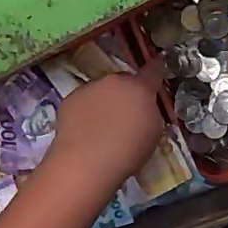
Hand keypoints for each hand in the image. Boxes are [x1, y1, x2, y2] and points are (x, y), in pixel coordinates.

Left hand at [44, 62, 166, 195]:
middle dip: (127, 93)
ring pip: (102, 90)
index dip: (157, 67)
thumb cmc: (129, 152)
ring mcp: (88, 88)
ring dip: (106, 101)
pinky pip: (84, 101)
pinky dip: (87, 111)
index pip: (153, 70)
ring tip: (103, 126)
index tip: (159, 64)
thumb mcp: (154, 132)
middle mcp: (113, 81)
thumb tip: (144, 106)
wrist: (85, 164)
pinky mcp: (68, 100)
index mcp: (139, 88)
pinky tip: (86, 131)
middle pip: (124, 81)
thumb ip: (151, 112)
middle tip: (127, 115)